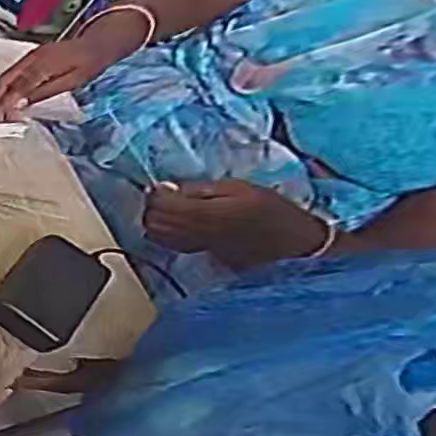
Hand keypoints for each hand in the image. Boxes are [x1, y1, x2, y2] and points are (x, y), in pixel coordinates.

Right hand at [0, 32, 127, 116]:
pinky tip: (5, 98)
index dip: (4, 105)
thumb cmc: (92, 63)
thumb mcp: (73, 81)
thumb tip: (17, 105)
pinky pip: (9, 74)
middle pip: (4, 82)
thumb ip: (43, 93)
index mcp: (44, 65)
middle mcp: (33, 59)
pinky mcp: (30, 58)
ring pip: (4, 78)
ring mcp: (30, 57)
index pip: (16, 88)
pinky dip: (3, 88)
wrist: (102, 41)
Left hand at [144, 178, 327, 266]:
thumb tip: (168, 187)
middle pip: (152, 217)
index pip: (162, 204)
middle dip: (152, 205)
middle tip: (165, 196)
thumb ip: (200, 188)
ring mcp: (187, 242)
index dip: (156, 193)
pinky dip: (158, 229)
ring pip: (152, 230)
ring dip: (154, 217)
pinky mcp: (188, 249)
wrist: (283, 239)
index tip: (161, 186)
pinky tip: (171, 222)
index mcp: (204, 211)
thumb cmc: (266, 208)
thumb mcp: (239, 188)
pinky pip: (160, 240)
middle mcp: (190, 229)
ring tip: (169, 207)